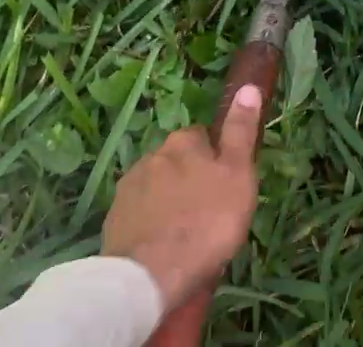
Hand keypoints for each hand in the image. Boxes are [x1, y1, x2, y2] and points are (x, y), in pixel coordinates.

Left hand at [102, 83, 263, 307]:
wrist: (151, 275)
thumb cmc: (206, 222)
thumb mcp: (238, 174)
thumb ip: (241, 131)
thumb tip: (248, 87)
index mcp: (183, 141)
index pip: (202, 137)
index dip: (216, 159)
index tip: (225, 184)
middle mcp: (152, 155)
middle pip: (177, 161)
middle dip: (189, 179)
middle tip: (208, 211)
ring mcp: (129, 187)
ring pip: (157, 186)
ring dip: (169, 200)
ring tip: (185, 233)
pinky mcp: (114, 218)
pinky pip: (139, 212)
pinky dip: (150, 222)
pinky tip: (161, 245)